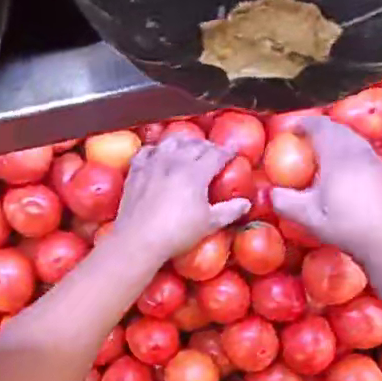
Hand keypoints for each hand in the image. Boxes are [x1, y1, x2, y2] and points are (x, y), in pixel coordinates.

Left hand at [106, 136, 251, 265]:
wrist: (138, 239)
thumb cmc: (177, 233)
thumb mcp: (208, 224)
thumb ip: (229, 211)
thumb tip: (245, 203)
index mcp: (196, 172)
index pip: (217, 154)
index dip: (228, 152)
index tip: (234, 152)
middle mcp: (175, 160)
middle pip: (196, 144)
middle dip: (208, 146)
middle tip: (214, 152)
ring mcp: (153, 163)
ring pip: (172, 141)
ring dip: (184, 142)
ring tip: (189, 147)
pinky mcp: (136, 169)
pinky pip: (147, 150)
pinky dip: (157, 149)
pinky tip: (159, 154)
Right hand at [270, 116, 381, 262]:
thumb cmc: (346, 227)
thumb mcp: (308, 217)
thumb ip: (285, 202)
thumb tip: (271, 192)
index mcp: (337, 156)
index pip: (320, 127)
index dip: (304, 124)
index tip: (292, 128)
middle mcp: (358, 151)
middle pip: (337, 127)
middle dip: (319, 127)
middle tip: (305, 135)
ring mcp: (374, 160)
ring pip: (352, 136)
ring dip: (335, 135)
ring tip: (322, 147)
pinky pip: (362, 147)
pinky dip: (348, 146)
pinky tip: (342, 165)